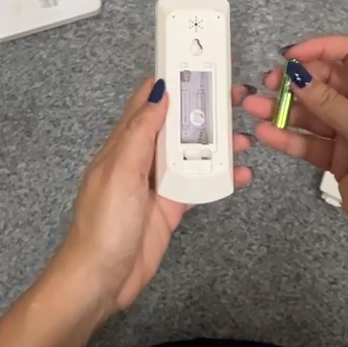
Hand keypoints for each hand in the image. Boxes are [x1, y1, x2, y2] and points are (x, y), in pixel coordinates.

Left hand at [48, 75, 252, 314]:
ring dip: (217, 143)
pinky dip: (221, 176)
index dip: (172, 82)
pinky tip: (243, 173)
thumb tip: (160, 90)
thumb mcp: (121, 171)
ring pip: (191, 152)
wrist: (101, 280)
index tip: (201, 66)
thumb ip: (141, 131)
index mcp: (124, 142)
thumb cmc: (105, 222)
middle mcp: (141, 157)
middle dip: (203, 111)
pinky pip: (199, 184)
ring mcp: (157, 182)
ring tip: (246, 136)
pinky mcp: (171, 207)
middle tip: (237, 99)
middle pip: (176, 125)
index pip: (149, 102)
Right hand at [242, 35, 347, 258]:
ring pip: (312, 111)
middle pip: (326, 81)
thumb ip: (331, 104)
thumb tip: (297, 75)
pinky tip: (266, 134)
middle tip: (267, 83)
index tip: (289, 55)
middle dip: (296, 80)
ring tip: (253, 108)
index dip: (321, 48)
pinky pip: (308, 140)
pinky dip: (287, 137)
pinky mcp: (337, 159)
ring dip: (284, 108)